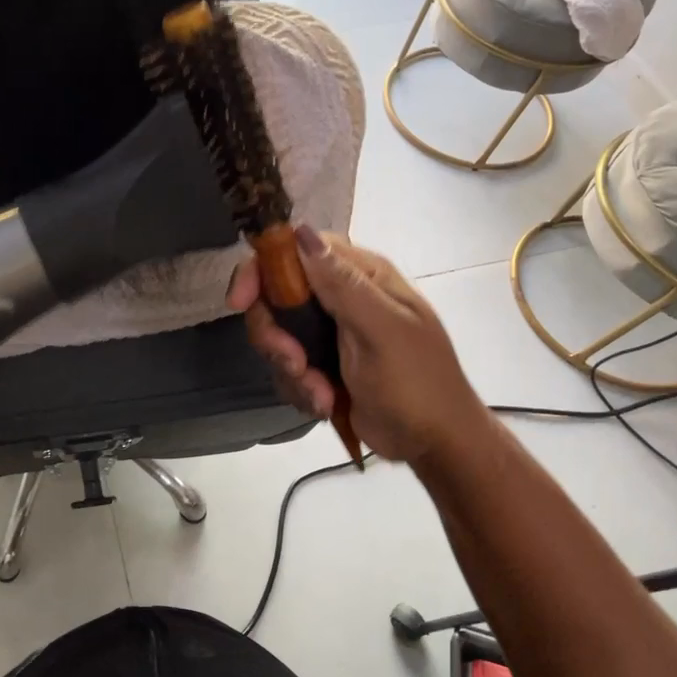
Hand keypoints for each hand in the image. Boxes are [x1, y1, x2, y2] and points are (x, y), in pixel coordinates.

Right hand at [227, 227, 490, 464]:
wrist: (436, 445)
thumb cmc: (417, 382)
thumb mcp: (381, 330)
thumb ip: (340, 284)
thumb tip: (300, 231)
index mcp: (360, 275)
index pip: (295, 252)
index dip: (261, 271)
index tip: (241, 302)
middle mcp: (340, 295)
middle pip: (274, 297)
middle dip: (276, 335)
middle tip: (296, 363)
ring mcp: (328, 331)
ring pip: (276, 336)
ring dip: (291, 370)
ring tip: (322, 395)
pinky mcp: (321, 363)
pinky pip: (286, 366)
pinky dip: (300, 388)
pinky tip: (326, 404)